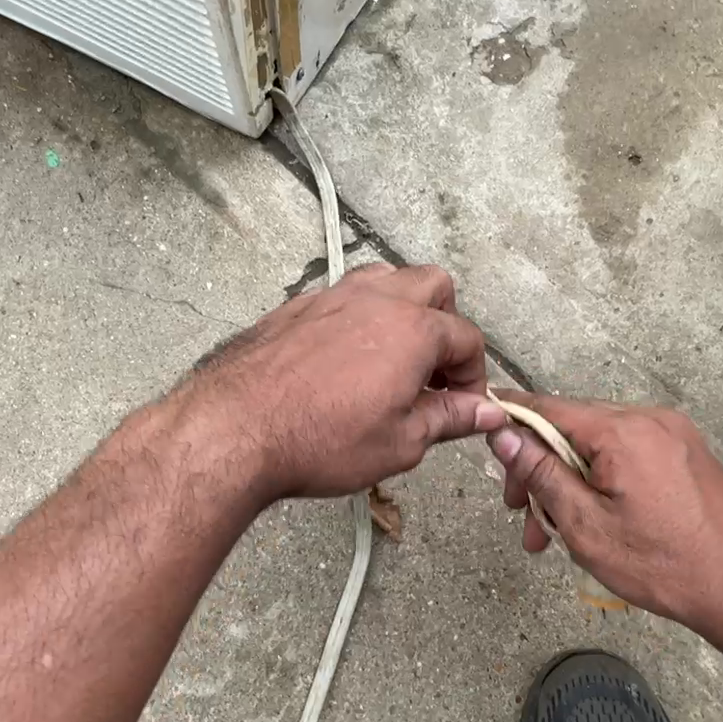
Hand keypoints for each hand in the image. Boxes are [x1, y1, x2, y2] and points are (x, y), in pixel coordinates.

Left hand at [179, 264, 507, 499]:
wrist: (238, 428)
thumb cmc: (320, 439)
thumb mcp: (400, 443)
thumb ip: (448, 419)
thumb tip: (484, 413)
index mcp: (414, 330)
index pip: (467, 339)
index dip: (473, 375)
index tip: (464, 405)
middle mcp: (377, 300)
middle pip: (434, 286)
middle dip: (446, 323)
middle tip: (433, 371)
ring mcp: (333, 297)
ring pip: (386, 278)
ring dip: (402, 308)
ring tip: (392, 357)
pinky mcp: (297, 307)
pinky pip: (342, 295)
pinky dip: (358, 316)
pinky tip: (344, 359)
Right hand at [486, 390, 722, 643]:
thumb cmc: (664, 564)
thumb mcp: (586, 525)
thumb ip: (541, 473)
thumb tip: (503, 433)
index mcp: (622, 431)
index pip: (547, 406)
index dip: (510, 418)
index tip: (482, 432)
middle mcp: (649, 419)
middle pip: (572, 429)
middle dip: (540, 470)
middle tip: (523, 516)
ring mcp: (673, 435)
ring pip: (598, 447)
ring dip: (569, 483)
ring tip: (554, 535)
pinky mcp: (686, 454)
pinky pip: (627, 456)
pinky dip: (600, 482)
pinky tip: (593, 521)